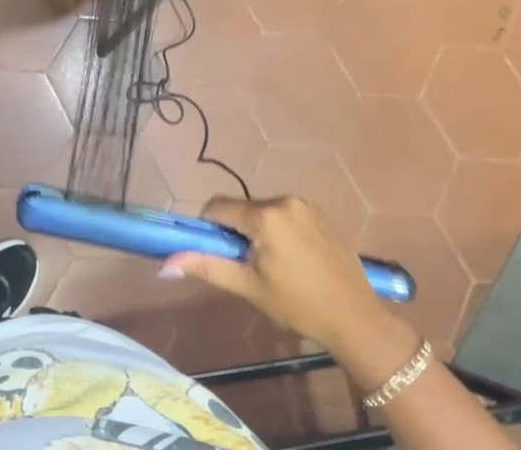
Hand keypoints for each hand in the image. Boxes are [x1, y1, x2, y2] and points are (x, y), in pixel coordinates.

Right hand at [162, 196, 394, 351]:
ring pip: (263, 211)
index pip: (218, 206)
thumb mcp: (248, 287)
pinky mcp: (321, 215)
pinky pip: (285, 214)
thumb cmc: (298, 305)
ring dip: (255, 231)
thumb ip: (206, 267)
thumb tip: (164, 264)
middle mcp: (284, 200)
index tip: (212, 252)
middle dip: (234, 231)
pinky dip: (277, 230)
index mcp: (265, 216)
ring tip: (269, 266)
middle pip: (241, 208)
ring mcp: (306, 205)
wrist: (357, 319)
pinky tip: (290, 261)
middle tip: (244, 266)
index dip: (207, 227)